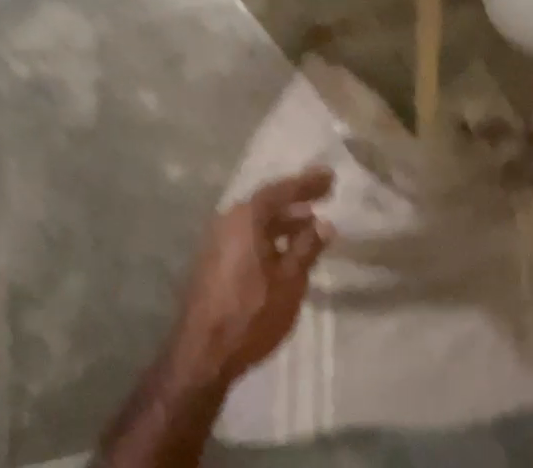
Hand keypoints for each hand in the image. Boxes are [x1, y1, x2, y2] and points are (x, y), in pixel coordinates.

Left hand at [169, 166, 334, 385]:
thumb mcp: (289, 281)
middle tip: (323, 197)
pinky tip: (285, 253)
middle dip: (295, 202)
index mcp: (244, 219)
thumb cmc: (251, 314)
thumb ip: (307, 247)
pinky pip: (246, 239)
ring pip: (255, 224)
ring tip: (310, 227)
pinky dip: (268, 239)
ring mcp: (215, 244)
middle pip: (265, 204)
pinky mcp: (212, 264)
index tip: (330, 177)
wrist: (202, 355)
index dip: (306, 183)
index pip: (280, 191)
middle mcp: (226, 223)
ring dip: (282, 223)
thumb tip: (324, 223)